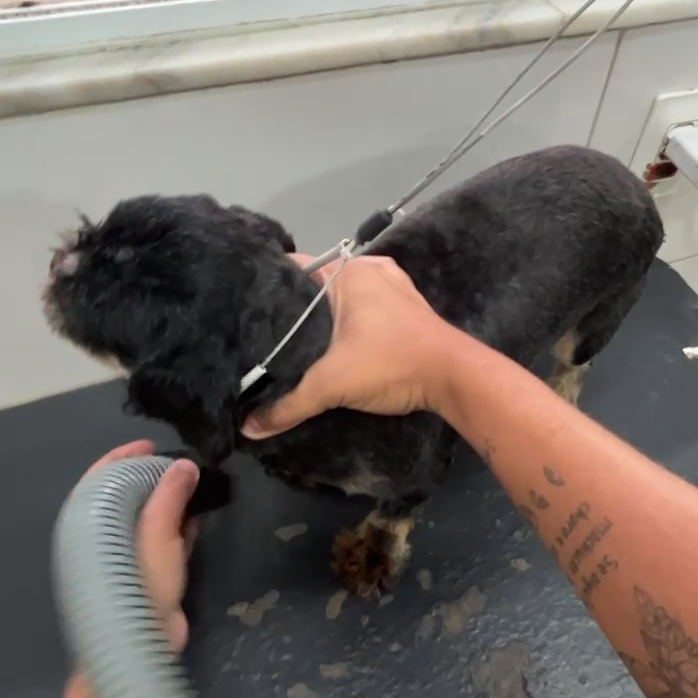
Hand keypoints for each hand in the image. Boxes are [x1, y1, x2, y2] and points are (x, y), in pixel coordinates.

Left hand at [89, 440, 196, 649]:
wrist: (142, 644)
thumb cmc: (142, 586)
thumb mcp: (157, 536)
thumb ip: (168, 498)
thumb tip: (183, 465)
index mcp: (95, 526)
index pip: (103, 479)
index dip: (125, 458)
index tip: (153, 444)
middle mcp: (109, 538)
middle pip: (127, 497)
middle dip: (153, 477)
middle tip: (183, 463)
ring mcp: (130, 556)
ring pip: (148, 519)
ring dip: (170, 501)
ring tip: (196, 484)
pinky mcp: (149, 574)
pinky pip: (163, 540)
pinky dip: (179, 527)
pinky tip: (198, 518)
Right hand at [243, 253, 466, 438]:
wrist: (457, 378)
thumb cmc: (393, 365)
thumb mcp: (333, 385)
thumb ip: (289, 405)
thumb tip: (249, 428)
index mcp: (348, 272)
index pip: (292, 269)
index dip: (264, 289)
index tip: (240, 311)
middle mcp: (369, 270)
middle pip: (315, 286)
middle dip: (291, 310)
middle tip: (259, 335)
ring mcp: (392, 287)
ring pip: (341, 299)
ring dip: (322, 319)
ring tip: (289, 343)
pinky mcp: (407, 307)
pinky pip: (364, 309)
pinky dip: (347, 324)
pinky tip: (330, 346)